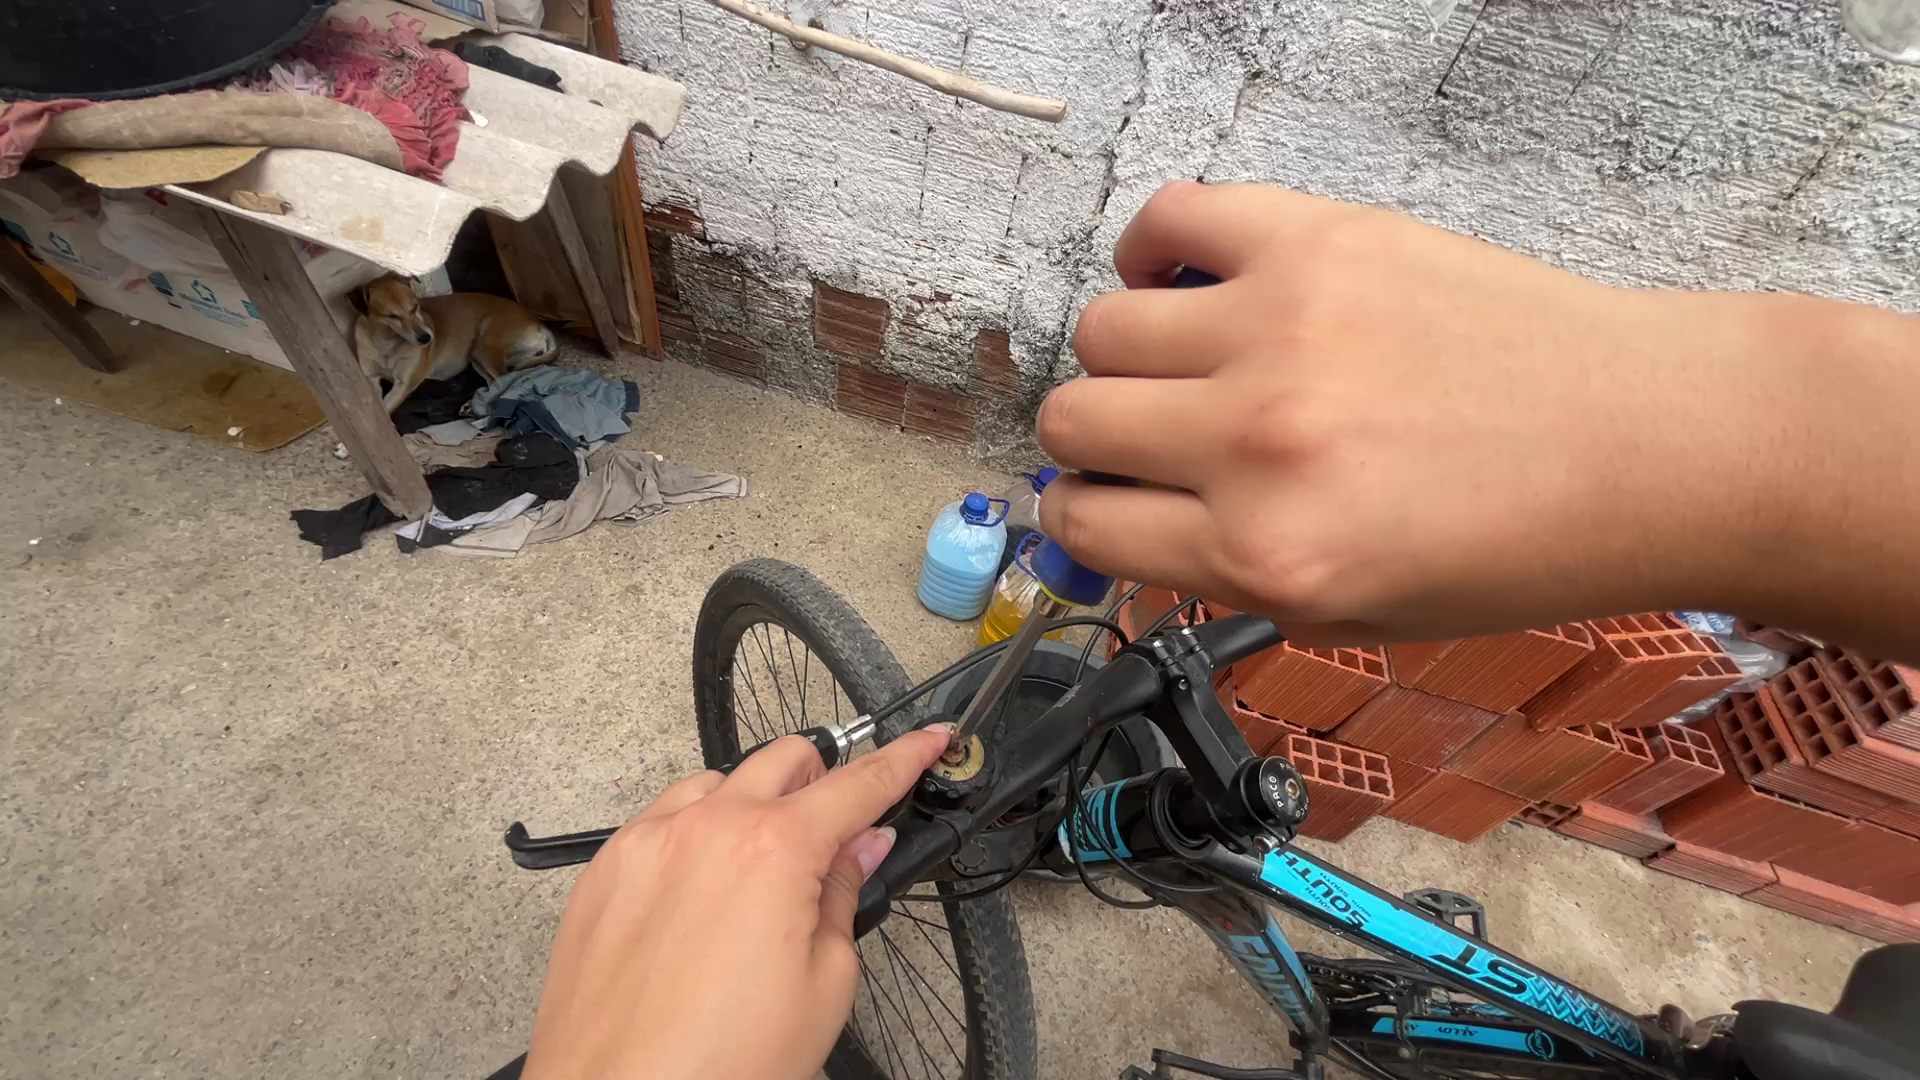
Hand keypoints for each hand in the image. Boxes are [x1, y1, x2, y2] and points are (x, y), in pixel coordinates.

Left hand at [520, 726, 951, 1079]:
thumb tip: (862, 845)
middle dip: (823, 781)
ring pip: (725, 778)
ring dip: (756, 804)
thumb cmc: (719, 1068)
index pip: (861, 783)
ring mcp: (653, 838)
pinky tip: (702, 889)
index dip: (906, 756)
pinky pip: (668, 812)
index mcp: (776, 849)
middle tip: (830, 834)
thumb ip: (844, 894)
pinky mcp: (609, 865)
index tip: (929, 738)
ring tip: (756, 873)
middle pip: (789, 757)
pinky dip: (700, 829)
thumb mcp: (824, 984)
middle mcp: (712, 825)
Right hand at [1037, 180, 1879, 644]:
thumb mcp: (1334, 616)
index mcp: (1261, 554)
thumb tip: (1099, 519)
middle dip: (1088, 443)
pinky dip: (1153, 248)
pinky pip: (1169, 218)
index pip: (1082, 524)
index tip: (1097, 503)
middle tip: (1140, 441)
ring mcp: (1281, 330)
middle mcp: (1256, 442)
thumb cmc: (1498, 551)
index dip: (1074, 520)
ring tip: (1179, 365)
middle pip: (1070, 420)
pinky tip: (1184, 282)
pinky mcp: (1318, 241)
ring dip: (1124, 360)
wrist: (1653, 447)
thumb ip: (1202, 574)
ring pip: (1102, 330)